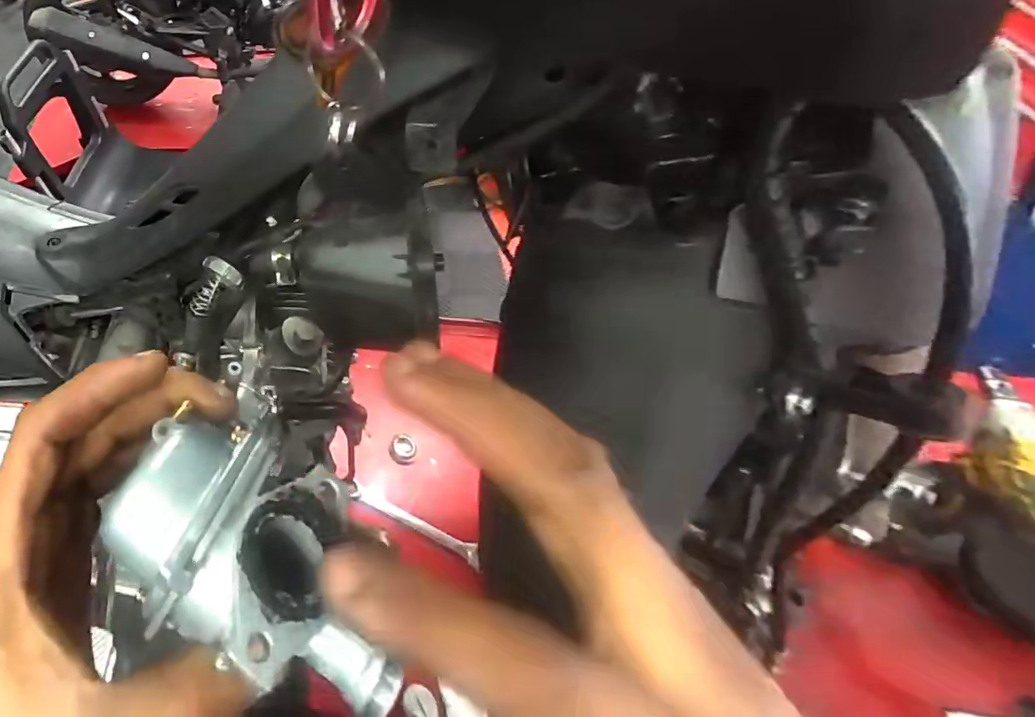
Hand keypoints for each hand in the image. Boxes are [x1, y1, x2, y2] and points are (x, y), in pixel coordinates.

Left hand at [0, 351, 251, 716]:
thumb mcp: (90, 716)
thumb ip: (178, 688)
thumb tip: (255, 654)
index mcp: (6, 544)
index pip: (44, 434)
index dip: (97, 388)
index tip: (152, 370)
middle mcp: (22, 529)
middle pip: (76, 435)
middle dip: (137, 400)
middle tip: (200, 395)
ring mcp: (43, 543)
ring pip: (90, 458)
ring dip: (140, 427)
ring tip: (194, 417)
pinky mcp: (63, 563)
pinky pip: (101, 492)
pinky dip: (138, 466)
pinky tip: (174, 466)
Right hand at [322, 343, 800, 716]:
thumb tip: (392, 634)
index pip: (547, 668)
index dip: (429, 614)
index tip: (341, 569)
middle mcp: (693, 654)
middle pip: (585, 499)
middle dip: (483, 419)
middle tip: (402, 367)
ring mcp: (694, 612)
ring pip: (592, 474)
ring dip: (497, 407)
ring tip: (427, 368)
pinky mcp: (678, 594)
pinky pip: (591, 487)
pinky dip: (525, 436)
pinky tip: (484, 417)